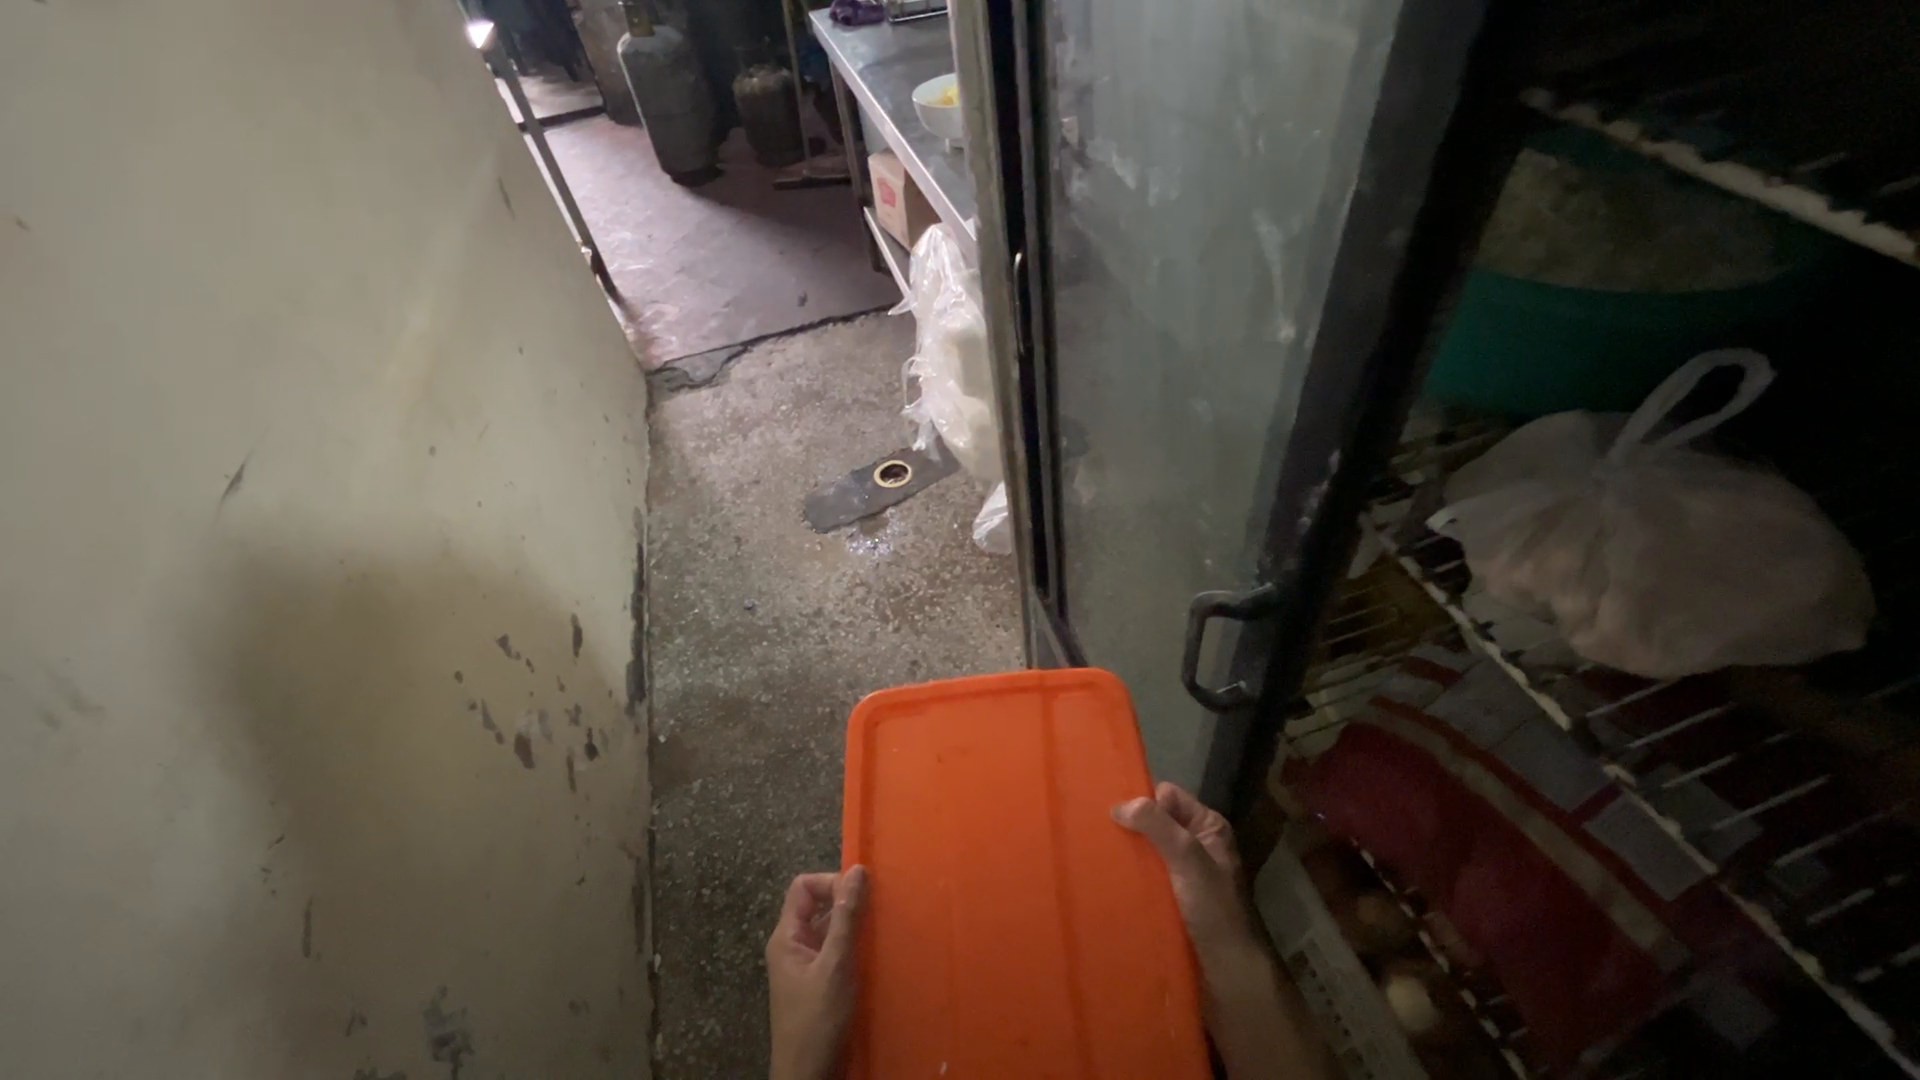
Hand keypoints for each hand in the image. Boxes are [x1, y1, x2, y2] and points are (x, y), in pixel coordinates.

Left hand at [766, 866, 866, 1079]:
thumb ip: (846, 917)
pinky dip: (854, 948)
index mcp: (786, 937)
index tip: (859, 895)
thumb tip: (857, 870)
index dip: (831, 883)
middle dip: (846, 903)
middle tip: (876, 911)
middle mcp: (792, 946)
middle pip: (817, 905)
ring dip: (853, 927)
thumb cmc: (817, 1021)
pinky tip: (874, 956)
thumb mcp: (835, 965)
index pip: (803, 887)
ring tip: (880, 931)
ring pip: (829, 929)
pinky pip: (835, 952)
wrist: (809, 1079)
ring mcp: (804, 967)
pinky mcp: (818, 985)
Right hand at [1110, 782, 1253, 963]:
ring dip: (1127, 853)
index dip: (1144, 800)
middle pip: (1155, 821)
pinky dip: (1129, 874)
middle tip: (1097, 832)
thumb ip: (1158, 826)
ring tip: (1096, 854)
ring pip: (1147, 849)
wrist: (1226, 972)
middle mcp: (1197, 844)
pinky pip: (1144, 874)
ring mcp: (1183, 872)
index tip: (1115, 813)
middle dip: (1130, 826)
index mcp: (1209, 827)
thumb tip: (1119, 804)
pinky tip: (1108, 877)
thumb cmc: (1213, 910)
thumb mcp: (1188, 858)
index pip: (1168, 796)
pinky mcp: (1171, 897)